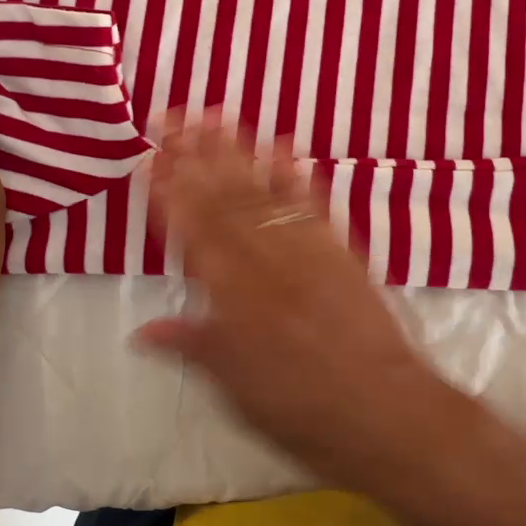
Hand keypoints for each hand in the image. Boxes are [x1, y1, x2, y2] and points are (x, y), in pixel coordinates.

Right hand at [137, 119, 473, 483]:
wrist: (383, 409)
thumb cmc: (301, 409)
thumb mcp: (235, 388)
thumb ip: (193, 346)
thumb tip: (143, 331)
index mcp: (230, 292)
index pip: (190, 229)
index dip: (168, 191)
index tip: (150, 157)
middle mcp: (264, 259)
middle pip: (221, 197)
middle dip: (193, 154)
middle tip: (170, 115)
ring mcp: (304, 247)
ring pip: (261, 189)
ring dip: (235, 149)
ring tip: (212, 115)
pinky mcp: (339, 247)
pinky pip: (310, 201)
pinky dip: (292, 171)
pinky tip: (279, 145)